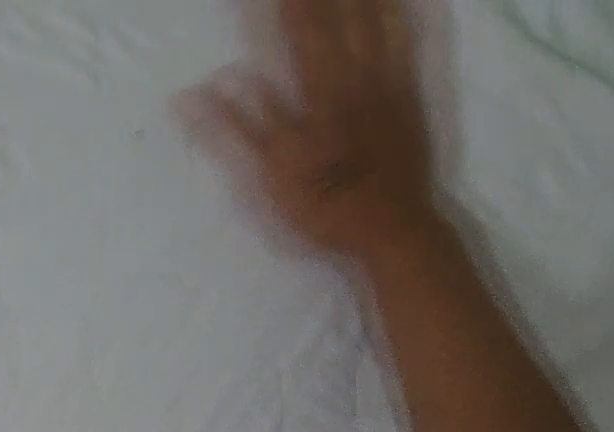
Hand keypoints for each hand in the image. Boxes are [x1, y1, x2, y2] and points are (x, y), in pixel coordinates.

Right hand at [176, 0, 437, 258]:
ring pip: (376, 19)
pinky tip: (408, 3)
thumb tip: (201, 91)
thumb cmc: (323, 207)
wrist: (390, 227)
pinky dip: (405, 16)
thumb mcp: (270, 174)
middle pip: (336, 17)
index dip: (280, 6)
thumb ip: (239, 126)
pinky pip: (412, 41)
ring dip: (360, 0)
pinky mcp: (413, 95)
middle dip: (314, 0)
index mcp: (316, 92)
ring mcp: (389, 82)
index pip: (296, 30)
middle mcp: (354, 75)